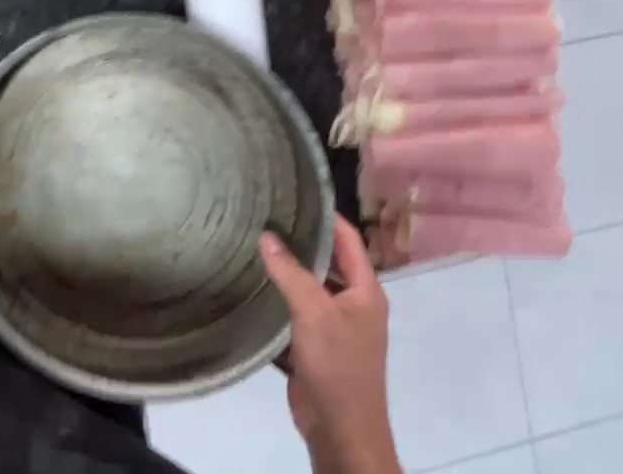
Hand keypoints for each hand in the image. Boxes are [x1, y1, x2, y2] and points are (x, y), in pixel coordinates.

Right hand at [261, 216, 400, 473]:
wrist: (342, 430)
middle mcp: (355, 303)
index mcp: (366, 292)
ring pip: (312, 283)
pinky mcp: (318, 342)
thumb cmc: (337, 366)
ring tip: (256, 240)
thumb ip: (291, 272)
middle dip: (302, 238)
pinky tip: (257, 281)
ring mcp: (337, 324)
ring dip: (290, 266)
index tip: (296, 192)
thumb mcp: (313, 313)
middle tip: (267, 213)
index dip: (326, 215)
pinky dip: (283, 292)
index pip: (348, 239)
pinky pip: (300, 307)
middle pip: (329, 260)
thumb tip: (267, 235)